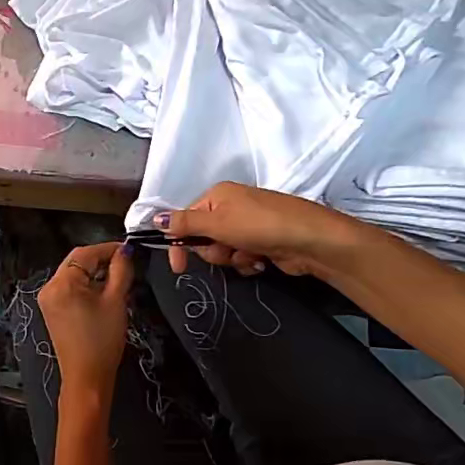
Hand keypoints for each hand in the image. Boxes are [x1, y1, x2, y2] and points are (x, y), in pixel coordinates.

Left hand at [37, 242, 134, 401]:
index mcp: (62, 283)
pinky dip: (85, 285)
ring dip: (94, 272)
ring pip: (73, 274)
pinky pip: (69, 288)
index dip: (108, 248)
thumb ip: (121, 270)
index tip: (130, 249)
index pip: (85, 253)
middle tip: (125, 263)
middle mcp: (49, 287)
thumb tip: (125, 251)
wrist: (87, 377)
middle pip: (76, 261)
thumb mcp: (116, 300)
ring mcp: (47, 300)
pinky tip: (103, 291)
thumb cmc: (103, 339)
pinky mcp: (51, 310)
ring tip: (117, 278)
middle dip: (101, 259)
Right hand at [154, 182, 365, 277]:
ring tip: (250, 254)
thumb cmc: (261, 226)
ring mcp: (248, 225)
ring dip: (232, 258)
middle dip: (213, 251)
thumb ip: (184, 223)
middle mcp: (231, 207)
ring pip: (222, 251)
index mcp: (217, 196)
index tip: (178, 267)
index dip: (180, 244)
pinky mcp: (261, 242)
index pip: (185, 220)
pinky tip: (261, 260)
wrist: (310, 240)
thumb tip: (155, 219)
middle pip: (203, 238)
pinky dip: (248, 262)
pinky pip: (240, 257)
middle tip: (228, 249)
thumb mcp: (217, 223)